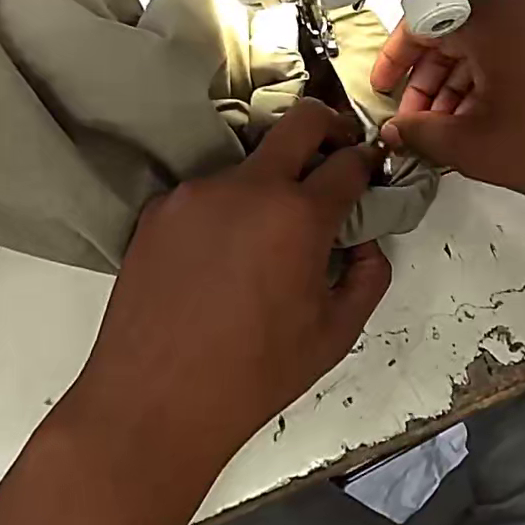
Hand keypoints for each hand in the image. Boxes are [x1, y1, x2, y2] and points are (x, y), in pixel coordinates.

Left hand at [68, 99, 392, 456]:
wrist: (154, 403)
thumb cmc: (254, 373)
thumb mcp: (337, 332)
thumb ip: (369, 275)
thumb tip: (365, 242)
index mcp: (299, 217)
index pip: (349, 162)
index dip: (368, 161)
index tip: (370, 167)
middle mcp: (248, 189)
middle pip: (302, 121)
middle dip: (332, 125)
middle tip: (338, 149)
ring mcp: (197, 194)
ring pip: (251, 163)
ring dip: (272, 182)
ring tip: (266, 236)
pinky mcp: (160, 210)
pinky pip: (209, 192)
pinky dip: (229, 208)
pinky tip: (223, 255)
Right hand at [370, 0, 524, 210]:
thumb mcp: (480, 148)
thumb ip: (424, 135)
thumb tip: (398, 130)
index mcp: (492, 14)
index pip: (420, 21)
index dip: (394, 60)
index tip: (386, 88)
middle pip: (457, 27)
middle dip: (431, 76)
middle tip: (423, 119)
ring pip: (494, 36)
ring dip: (467, 77)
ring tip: (461, 125)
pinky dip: (504, 72)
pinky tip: (503, 112)